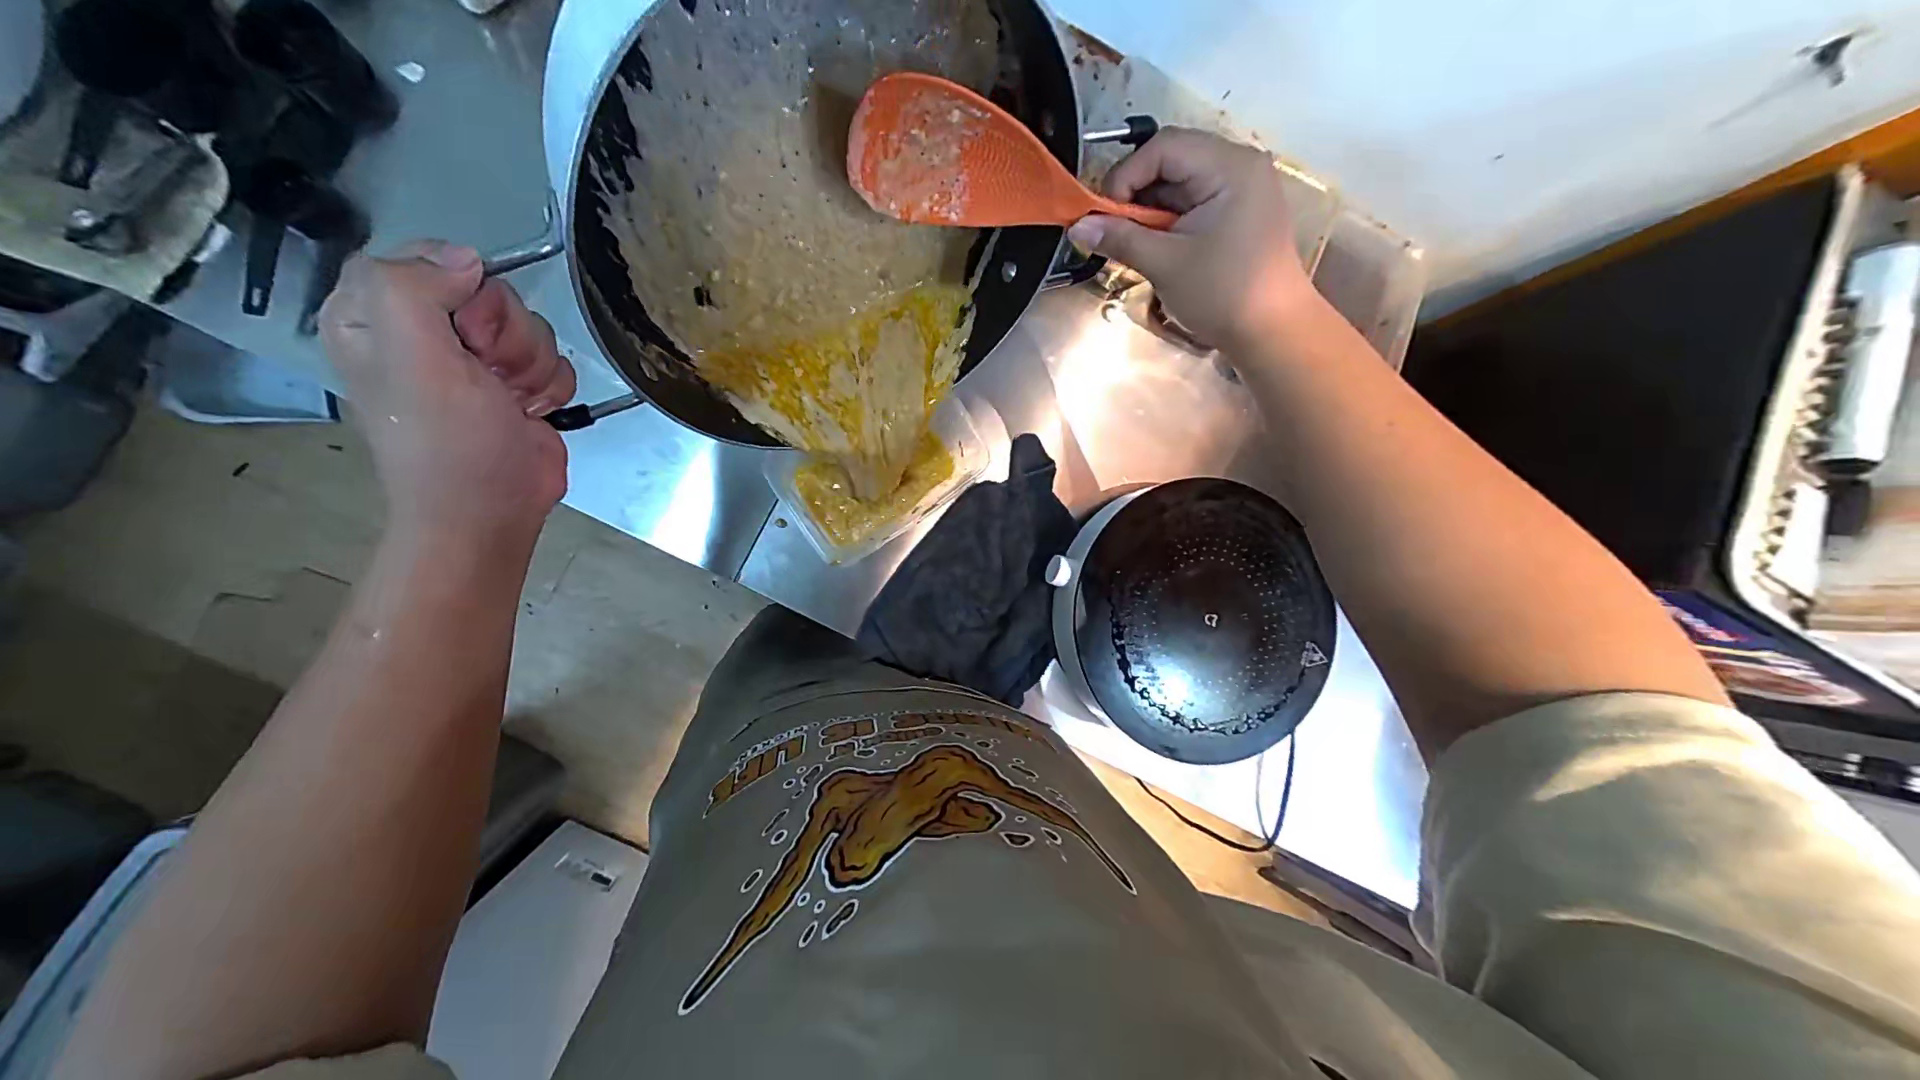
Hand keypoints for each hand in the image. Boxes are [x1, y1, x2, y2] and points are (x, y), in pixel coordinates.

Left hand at [318, 240, 576, 545]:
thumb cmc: (446, 443)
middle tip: (487, 374)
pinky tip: (529, 412)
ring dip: (530, 365)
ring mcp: (477, 362)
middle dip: (504, 334)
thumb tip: (465, 260)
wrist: (490, 511)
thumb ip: (414, 287)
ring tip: (508, 401)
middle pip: (489, 291)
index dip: (460, 290)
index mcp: (374, 316)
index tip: (463, 335)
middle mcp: (425, 333)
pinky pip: (554, 360)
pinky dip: (550, 388)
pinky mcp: (519, 386)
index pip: (428, 258)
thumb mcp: (411, 357)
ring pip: (529, 326)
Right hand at [1067, 128, 1316, 350]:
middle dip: (1135, 194)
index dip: (1125, 176)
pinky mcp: (1238, 214)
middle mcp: (1239, 167)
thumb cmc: (1223, 294)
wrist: (1272, 332)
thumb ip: (1120, 238)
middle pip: (1171, 161)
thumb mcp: (1165, 264)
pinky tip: (1154, 247)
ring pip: (1179, 185)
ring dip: (1149, 211)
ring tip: (1131, 243)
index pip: (1163, 147)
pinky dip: (1167, 222)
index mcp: (1229, 167)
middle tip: (1112, 231)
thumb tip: (1078, 226)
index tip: (1103, 215)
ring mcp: (1241, 190)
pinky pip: (1193, 204)